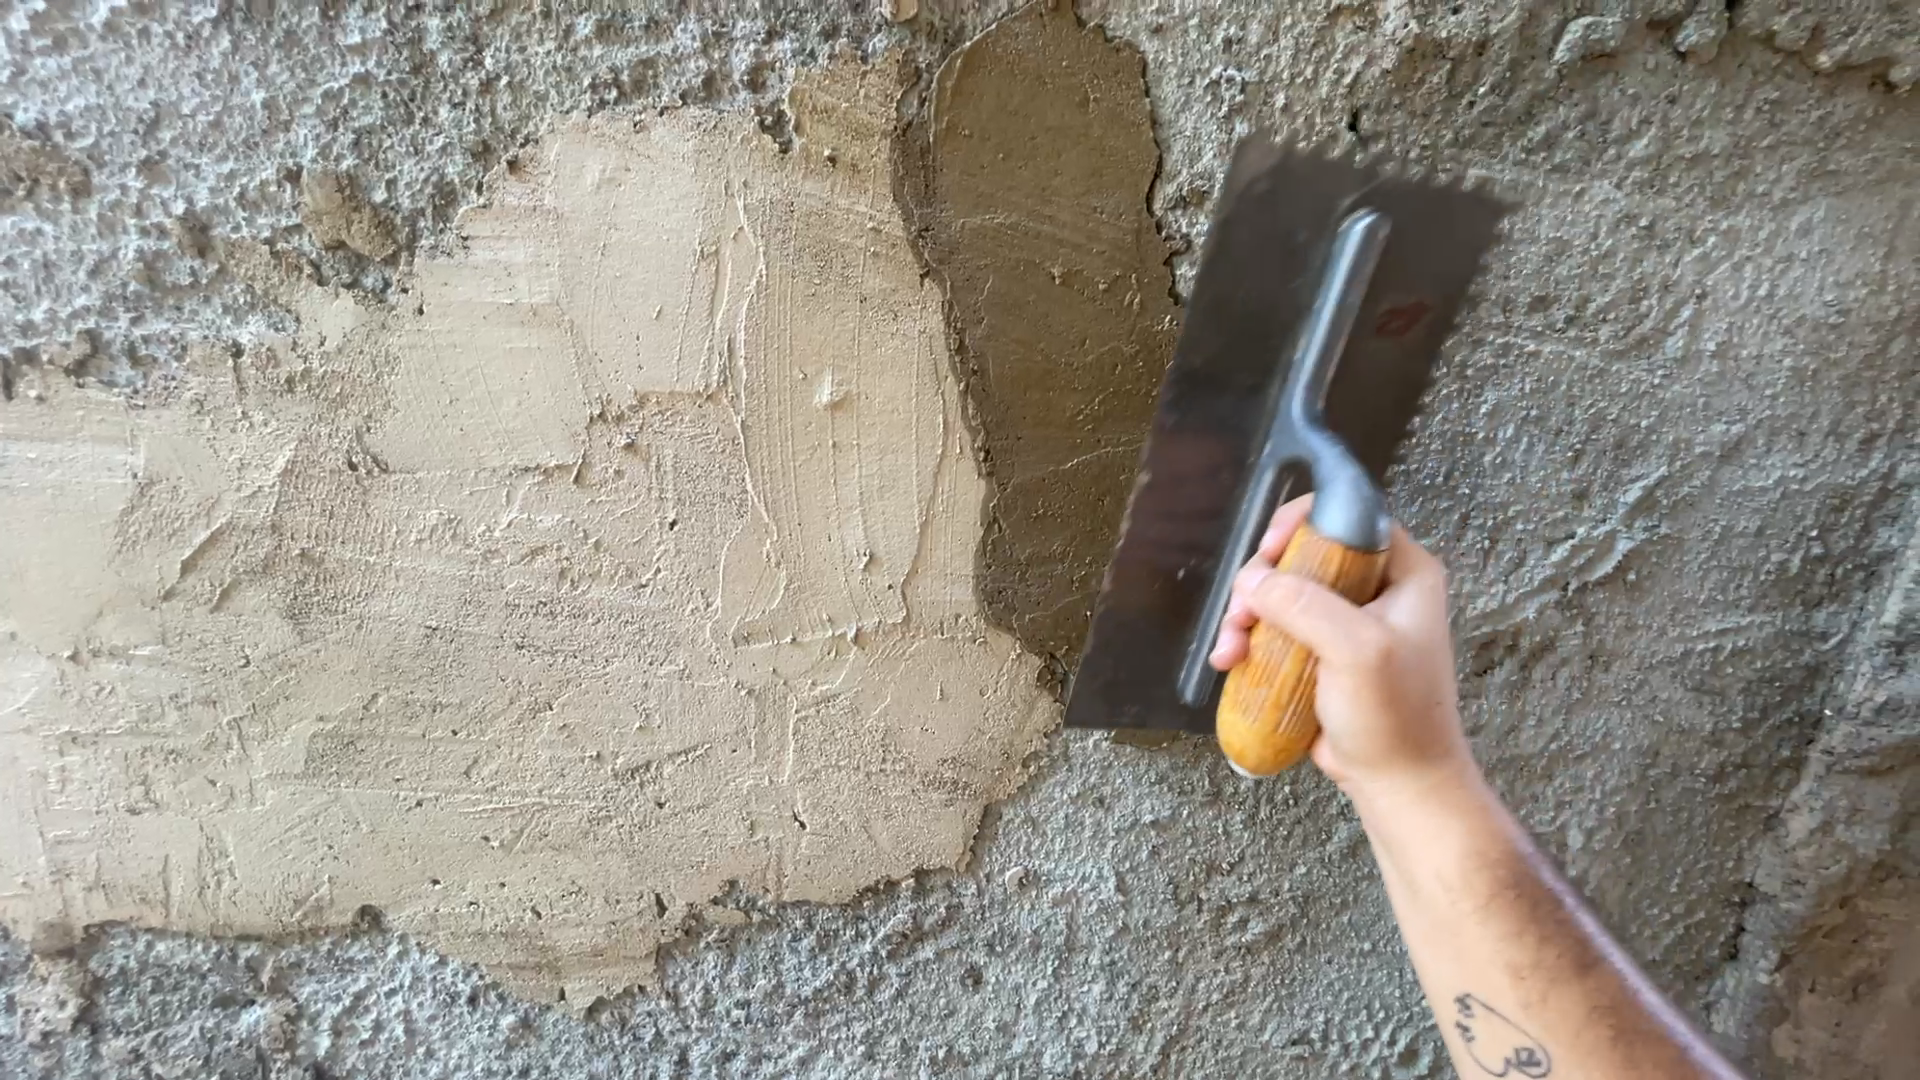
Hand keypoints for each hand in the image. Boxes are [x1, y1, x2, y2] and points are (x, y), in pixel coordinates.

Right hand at [1207, 495, 1477, 797]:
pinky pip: (1270, 627)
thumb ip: (1307, 607)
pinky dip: (1245, 640)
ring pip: (1277, 592)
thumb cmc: (1396, 718)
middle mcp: (1372, 589)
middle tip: (1243, 612)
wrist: (1396, 782)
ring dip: (1244, 615)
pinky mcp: (1315, 650)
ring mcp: (1341, 621)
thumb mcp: (1358, 652)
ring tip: (1231, 648)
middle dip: (1261, 581)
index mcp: (1403, 573)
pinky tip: (1229, 661)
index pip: (1350, 517)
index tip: (1270, 548)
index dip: (1304, 522)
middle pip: (1300, 555)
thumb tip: (1252, 580)